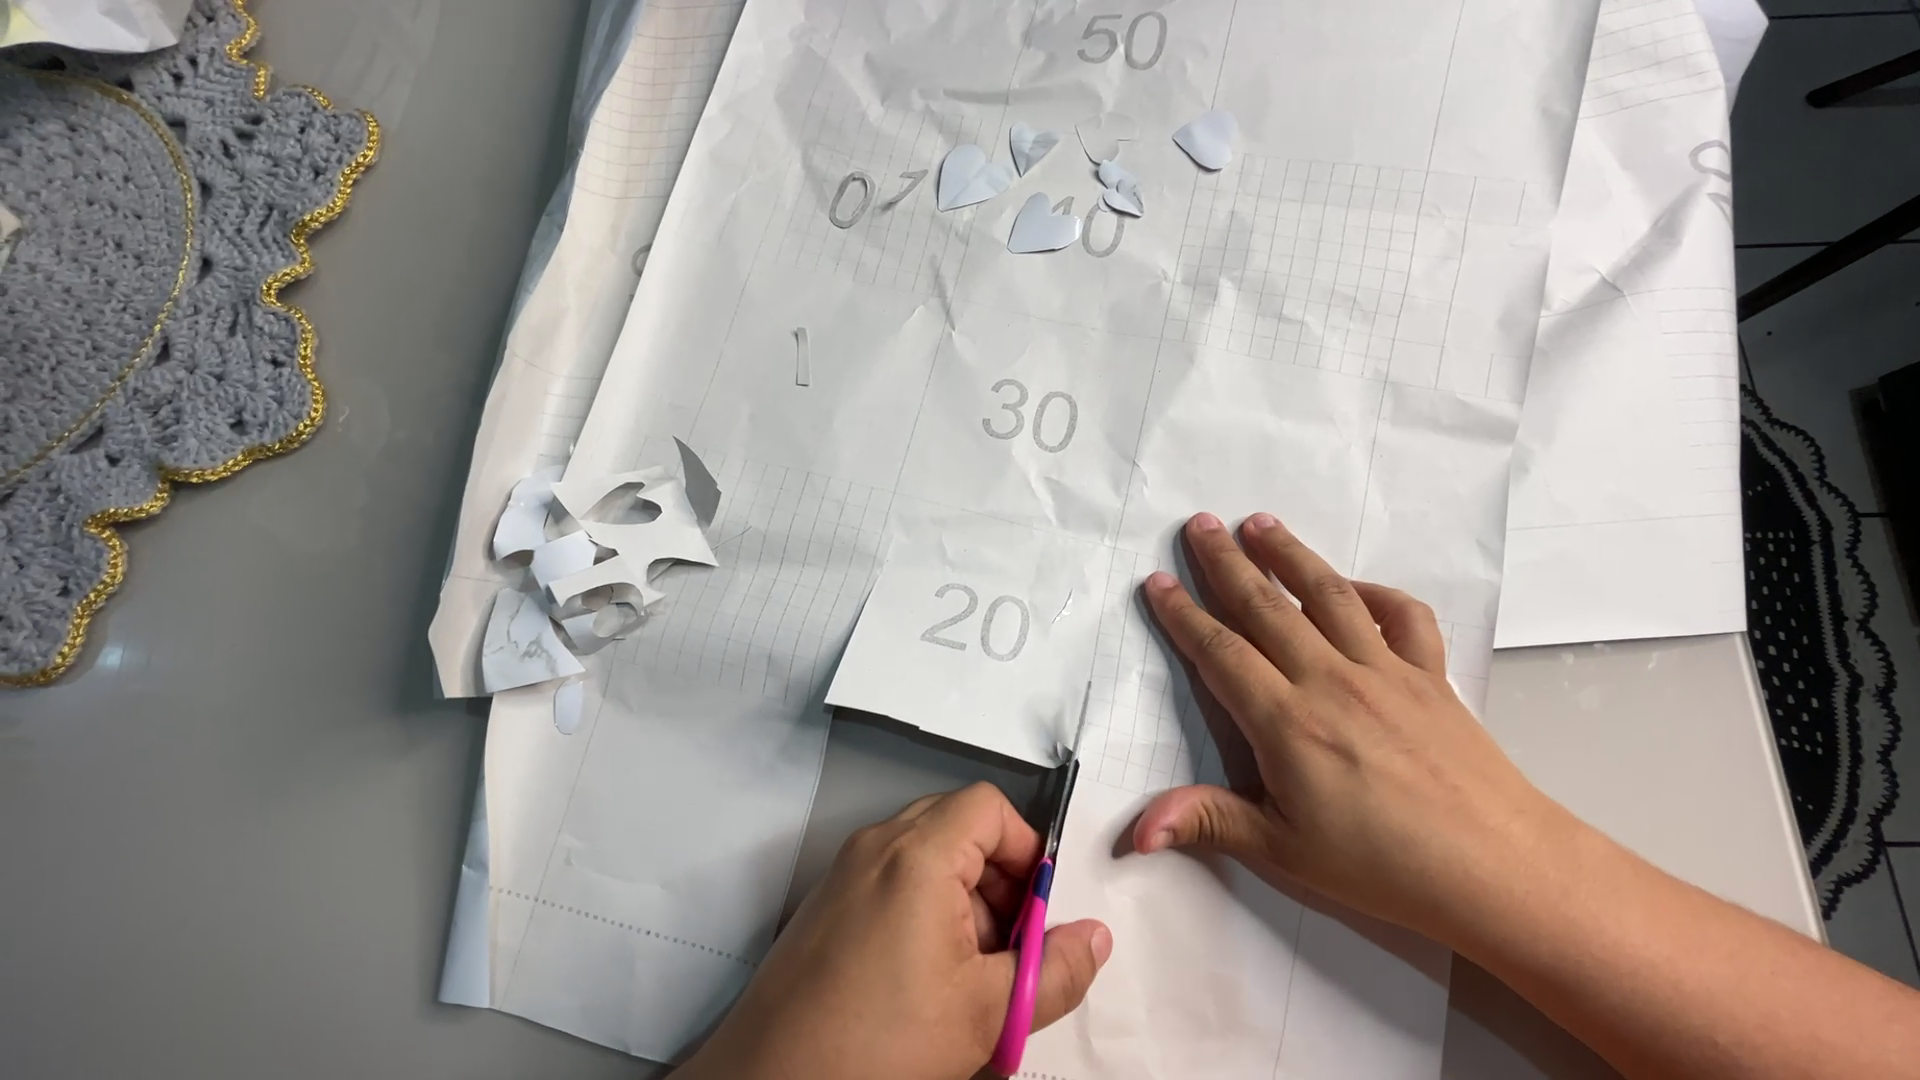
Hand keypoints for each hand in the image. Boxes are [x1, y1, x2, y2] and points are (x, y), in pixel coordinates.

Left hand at [680, 783, 1111, 1079]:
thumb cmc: (871, 1044)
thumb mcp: (985, 1012)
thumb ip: (1053, 970)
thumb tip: (1092, 940)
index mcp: (918, 853)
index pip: (989, 806)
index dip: (1025, 849)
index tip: (1039, 907)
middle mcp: (877, 846)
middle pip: (959, 828)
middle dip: (999, 883)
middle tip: (1013, 947)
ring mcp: (847, 872)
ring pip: (928, 858)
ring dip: (965, 903)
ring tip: (973, 976)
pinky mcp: (829, 901)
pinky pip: (894, 881)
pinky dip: (926, 913)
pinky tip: (929, 982)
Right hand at [1132, 512, 1570, 945]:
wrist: (1499, 871)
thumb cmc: (1382, 866)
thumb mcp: (1282, 851)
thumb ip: (1207, 821)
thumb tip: (1137, 830)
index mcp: (1286, 721)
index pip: (1220, 652)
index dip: (1183, 614)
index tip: (1157, 580)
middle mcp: (1330, 680)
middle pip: (1266, 606)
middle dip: (1226, 562)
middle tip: (1200, 524)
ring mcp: (1384, 672)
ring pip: (1327, 595)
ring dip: (1290, 554)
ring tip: (1260, 522)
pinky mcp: (1430, 676)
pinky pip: (1402, 617)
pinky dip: (1376, 593)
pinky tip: (1354, 586)